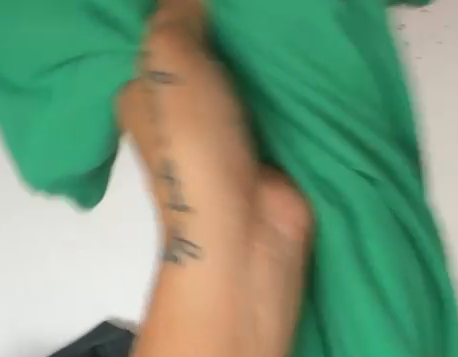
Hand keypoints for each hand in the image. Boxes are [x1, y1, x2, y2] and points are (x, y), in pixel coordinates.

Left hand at [118, 0, 309, 291]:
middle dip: (234, 31)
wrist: (248, 232)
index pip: (160, 37)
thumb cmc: (195, 149)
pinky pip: (289, 107)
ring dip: (272, 56)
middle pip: (212, 54)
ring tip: (291, 21)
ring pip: (253, 78)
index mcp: (145, 95)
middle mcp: (187, 116)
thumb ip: (178, 12)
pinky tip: (313, 57)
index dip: (186, 13)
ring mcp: (236, 137)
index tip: (213, 0)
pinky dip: (299, 86)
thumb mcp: (169, 59)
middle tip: (260, 7)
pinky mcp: (280, 153)